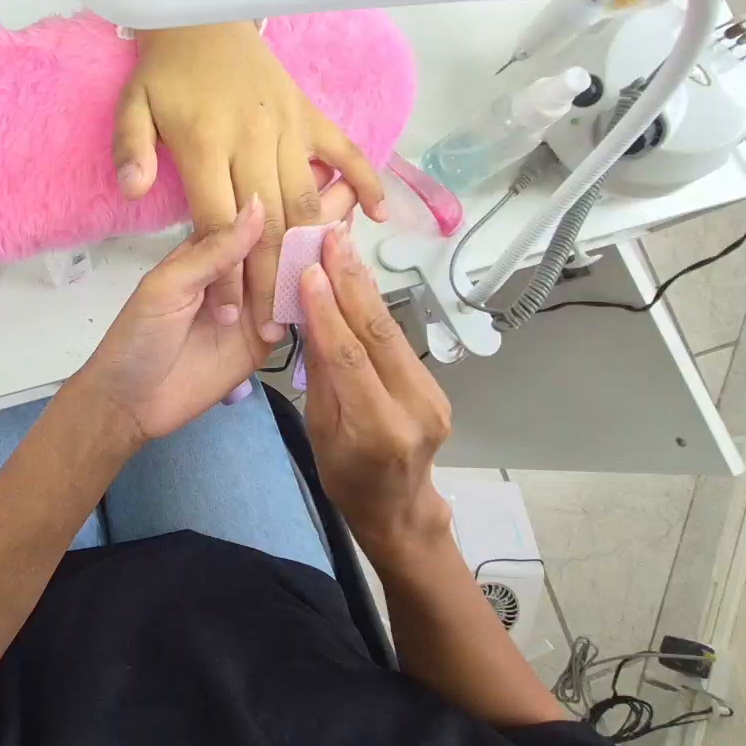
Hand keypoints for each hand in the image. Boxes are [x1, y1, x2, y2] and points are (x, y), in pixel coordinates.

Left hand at [73, 185, 354, 444]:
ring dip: (325, 247)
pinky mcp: (267, 339)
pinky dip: (323, 295)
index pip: (254, 216)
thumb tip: (259, 203)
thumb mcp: (167, 287)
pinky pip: (300, 313)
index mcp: (209, 251)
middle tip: (356, 185)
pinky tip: (350, 271)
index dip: (283, 192)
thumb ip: (214, 251)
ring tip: (363, 215)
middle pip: (282, 239)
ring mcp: (255, 304)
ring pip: (296, 271)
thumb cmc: (137, 337)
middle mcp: (237, 272)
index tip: (321, 164)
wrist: (131, 403)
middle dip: (315, 213)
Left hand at [117, 21, 388, 347]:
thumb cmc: (163, 73)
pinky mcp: (311, 115)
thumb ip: (130, 150)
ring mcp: (289, 128)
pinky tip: (378, 216)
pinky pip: (346, 150)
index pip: (219, 224)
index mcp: (205, 146)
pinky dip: (366, 181)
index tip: (233, 315)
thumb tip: (132, 191)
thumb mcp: (131, 106)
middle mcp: (253, 140)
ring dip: (313, 251)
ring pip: (306, 200)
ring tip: (314, 295)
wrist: (202, 16)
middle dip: (273, 279)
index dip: (228, 273)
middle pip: (268, 224)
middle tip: (276, 324)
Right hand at [299, 223, 453, 556]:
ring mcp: (433, 395)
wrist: (398, 508)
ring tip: (342, 245)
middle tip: (331, 237)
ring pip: (391, 331)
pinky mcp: (436, 385)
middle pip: (378, 334)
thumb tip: (312, 313)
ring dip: (363, 285)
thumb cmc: (345, 477)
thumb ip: (322, 374)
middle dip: (351, 281)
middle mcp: (414, 409)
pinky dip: (374, 307)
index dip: (328, 311)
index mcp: (377, 429)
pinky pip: (398, 341)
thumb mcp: (320, 430)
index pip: (349, 358)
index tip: (309, 269)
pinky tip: (357, 278)